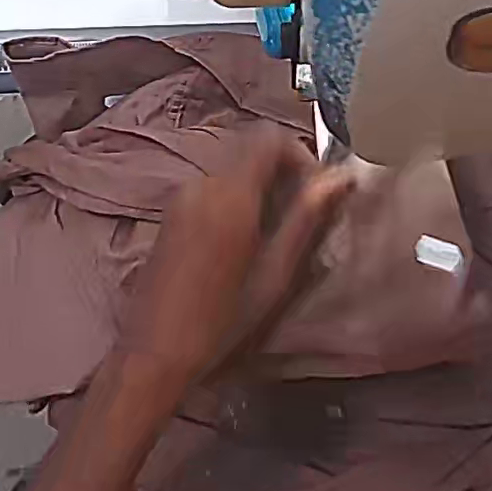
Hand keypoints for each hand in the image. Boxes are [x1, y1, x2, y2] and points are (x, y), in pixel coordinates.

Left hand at [121, 131, 352, 384]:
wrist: (152, 354)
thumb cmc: (222, 321)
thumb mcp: (275, 273)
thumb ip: (307, 217)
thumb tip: (340, 177)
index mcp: (231, 194)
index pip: (269, 136)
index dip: (299, 154)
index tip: (314, 191)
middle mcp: (203, 183)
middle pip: (251, 150)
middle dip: (282, 172)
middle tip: (300, 217)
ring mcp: (182, 196)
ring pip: (234, 168)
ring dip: (260, 187)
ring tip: (273, 236)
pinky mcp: (171, 211)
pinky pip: (214, 186)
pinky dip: (236, 198)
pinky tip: (241, 243)